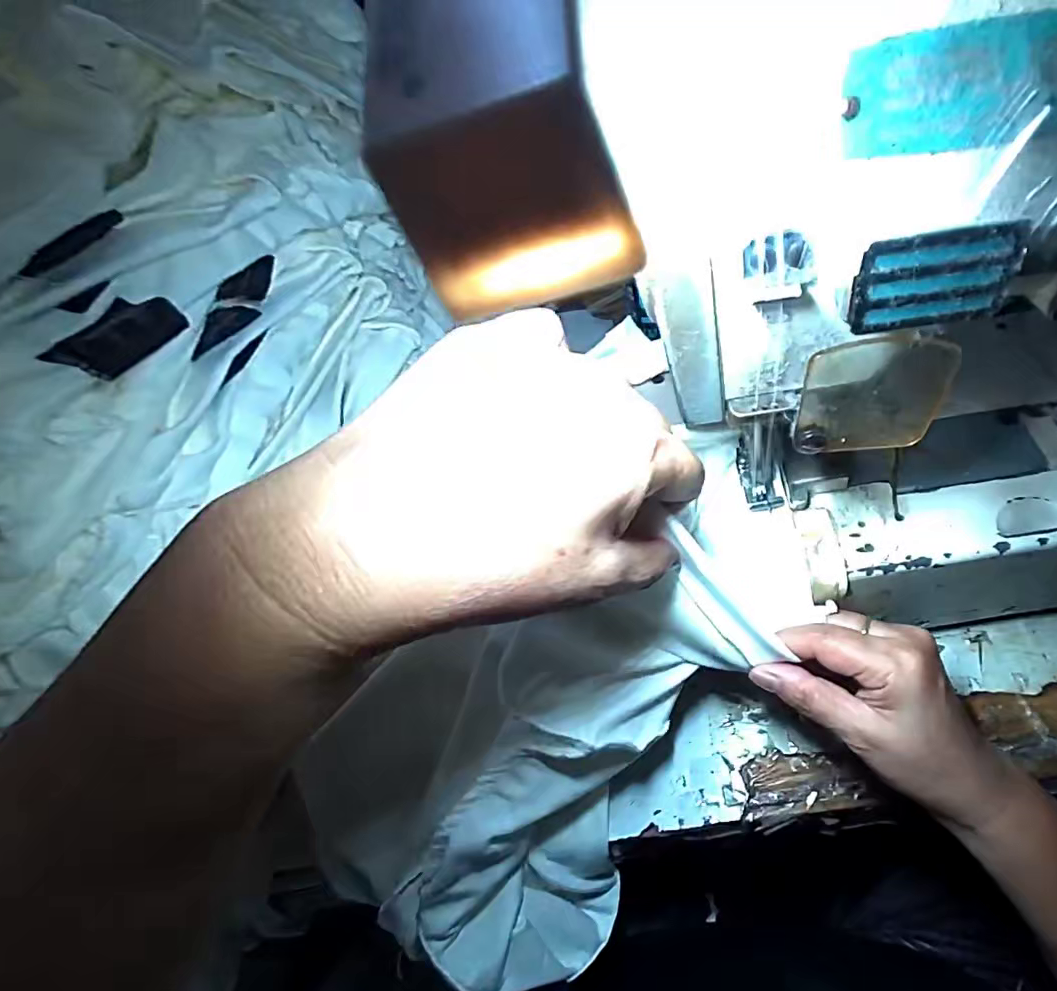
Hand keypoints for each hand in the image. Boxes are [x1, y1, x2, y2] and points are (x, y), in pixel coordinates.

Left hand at [200, 309, 701, 659]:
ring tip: (537, 447)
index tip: (633, 520)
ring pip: (599, 386)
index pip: (686, 471)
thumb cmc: (499, 565)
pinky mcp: (490, 340)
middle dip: (629, 460)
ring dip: (590, 416)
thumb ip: (652, 560)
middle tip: (579, 494)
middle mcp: (609, 390)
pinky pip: (544, 340)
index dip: (665, 502)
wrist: (370, 533)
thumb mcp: (595, 583)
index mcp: (643, 449)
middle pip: (646, 427)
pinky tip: (512, 395)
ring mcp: (548, 357)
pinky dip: (543, 364)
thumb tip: (661, 540)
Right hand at [750, 613, 1033, 832]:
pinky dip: (837, 649)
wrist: (969, 780)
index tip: (752, 654)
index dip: (786, 642)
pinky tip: (819, 668)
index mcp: (896, 657)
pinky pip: (862, 636)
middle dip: (799, 641)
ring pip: (847, 627)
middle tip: (765, 663)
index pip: (826, 637)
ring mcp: (911, 637)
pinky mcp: (911, 645)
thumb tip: (764, 671)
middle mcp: (905, 635)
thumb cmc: (919, 765)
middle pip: (836, 625)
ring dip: (817, 644)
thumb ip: (810, 696)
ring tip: (786, 666)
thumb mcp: (859, 735)